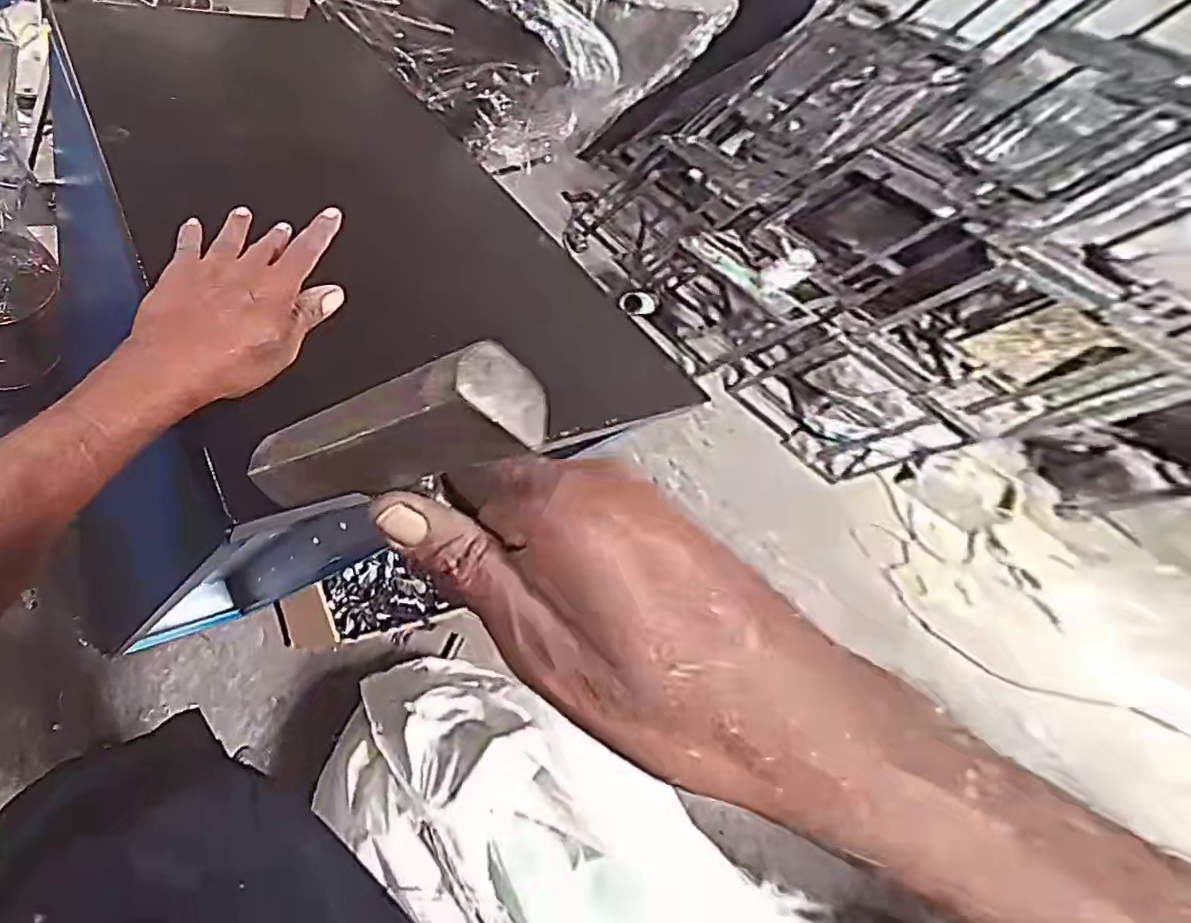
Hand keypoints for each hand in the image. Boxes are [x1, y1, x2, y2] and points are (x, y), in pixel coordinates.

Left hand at [120, 206, 345, 412]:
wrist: (170, 363)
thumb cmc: (223, 364)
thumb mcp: (281, 349)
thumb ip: (306, 317)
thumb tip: (330, 295)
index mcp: (274, 288)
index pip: (306, 251)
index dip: (320, 232)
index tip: (329, 217)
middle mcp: (243, 270)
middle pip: (266, 245)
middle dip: (277, 236)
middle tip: (283, 228)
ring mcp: (209, 269)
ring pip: (228, 239)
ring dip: (237, 227)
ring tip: (242, 216)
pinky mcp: (179, 273)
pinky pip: (188, 245)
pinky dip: (191, 234)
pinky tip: (191, 227)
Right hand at [370, 458, 875, 814]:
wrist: (801, 725)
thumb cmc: (676, 700)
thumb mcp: (534, 641)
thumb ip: (458, 561)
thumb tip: (395, 511)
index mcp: (553, 502)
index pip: (447, 471)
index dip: (432, 517)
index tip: (441, 560)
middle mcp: (594, 479)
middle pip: (488, 482)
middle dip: (478, 535)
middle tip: (506, 603)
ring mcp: (628, 489)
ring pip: (529, 497)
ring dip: (520, 544)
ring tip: (557, 610)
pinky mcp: (649, 507)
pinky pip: (572, 507)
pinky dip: (560, 546)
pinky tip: (592, 601)